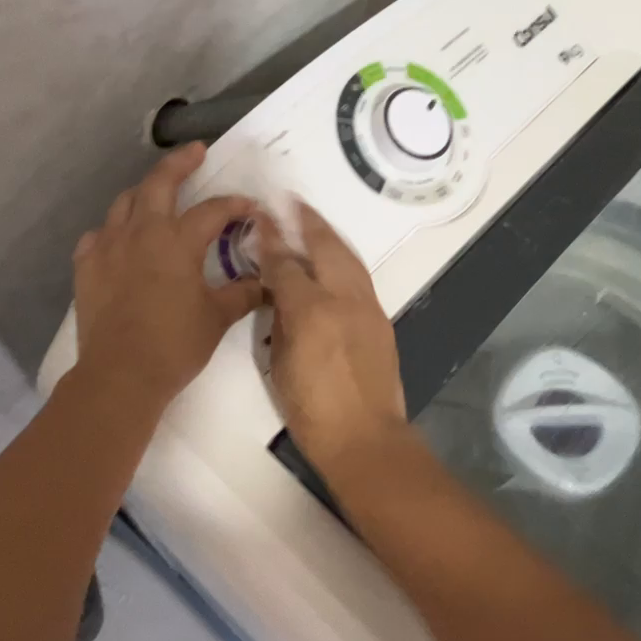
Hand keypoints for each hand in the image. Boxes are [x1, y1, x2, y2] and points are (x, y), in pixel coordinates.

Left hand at [72, 143, 261, 403]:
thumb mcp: (218, 318)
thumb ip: (243, 293)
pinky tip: (121, 241)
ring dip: (144, 193)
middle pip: (159, 182)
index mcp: (178, 241)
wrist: (121, 373)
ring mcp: (108, 246)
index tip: (251, 209)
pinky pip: (99, 234)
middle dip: (180, 163)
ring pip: (124, 203)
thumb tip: (266, 283)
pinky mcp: (87, 265)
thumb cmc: (176, 344)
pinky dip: (114, 230)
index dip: (236, 205)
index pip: (213, 210)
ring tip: (156, 194)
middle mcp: (142, 232)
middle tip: (196, 152)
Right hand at [257, 204, 408, 471]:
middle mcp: (343, 300)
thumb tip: (281, 294)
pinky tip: (332, 259)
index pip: (285, 265)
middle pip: (324, 246)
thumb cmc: (312, 412)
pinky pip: (359, 277)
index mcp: (311, 312)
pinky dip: (343, 259)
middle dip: (305, 221)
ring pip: (348, 257)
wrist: (366, 439)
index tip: (258, 220)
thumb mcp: (280, 365)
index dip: (269, 241)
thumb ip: (280, 321)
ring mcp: (368, 308)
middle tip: (289, 201)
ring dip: (328, 235)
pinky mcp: (381, 320)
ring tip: (310, 220)